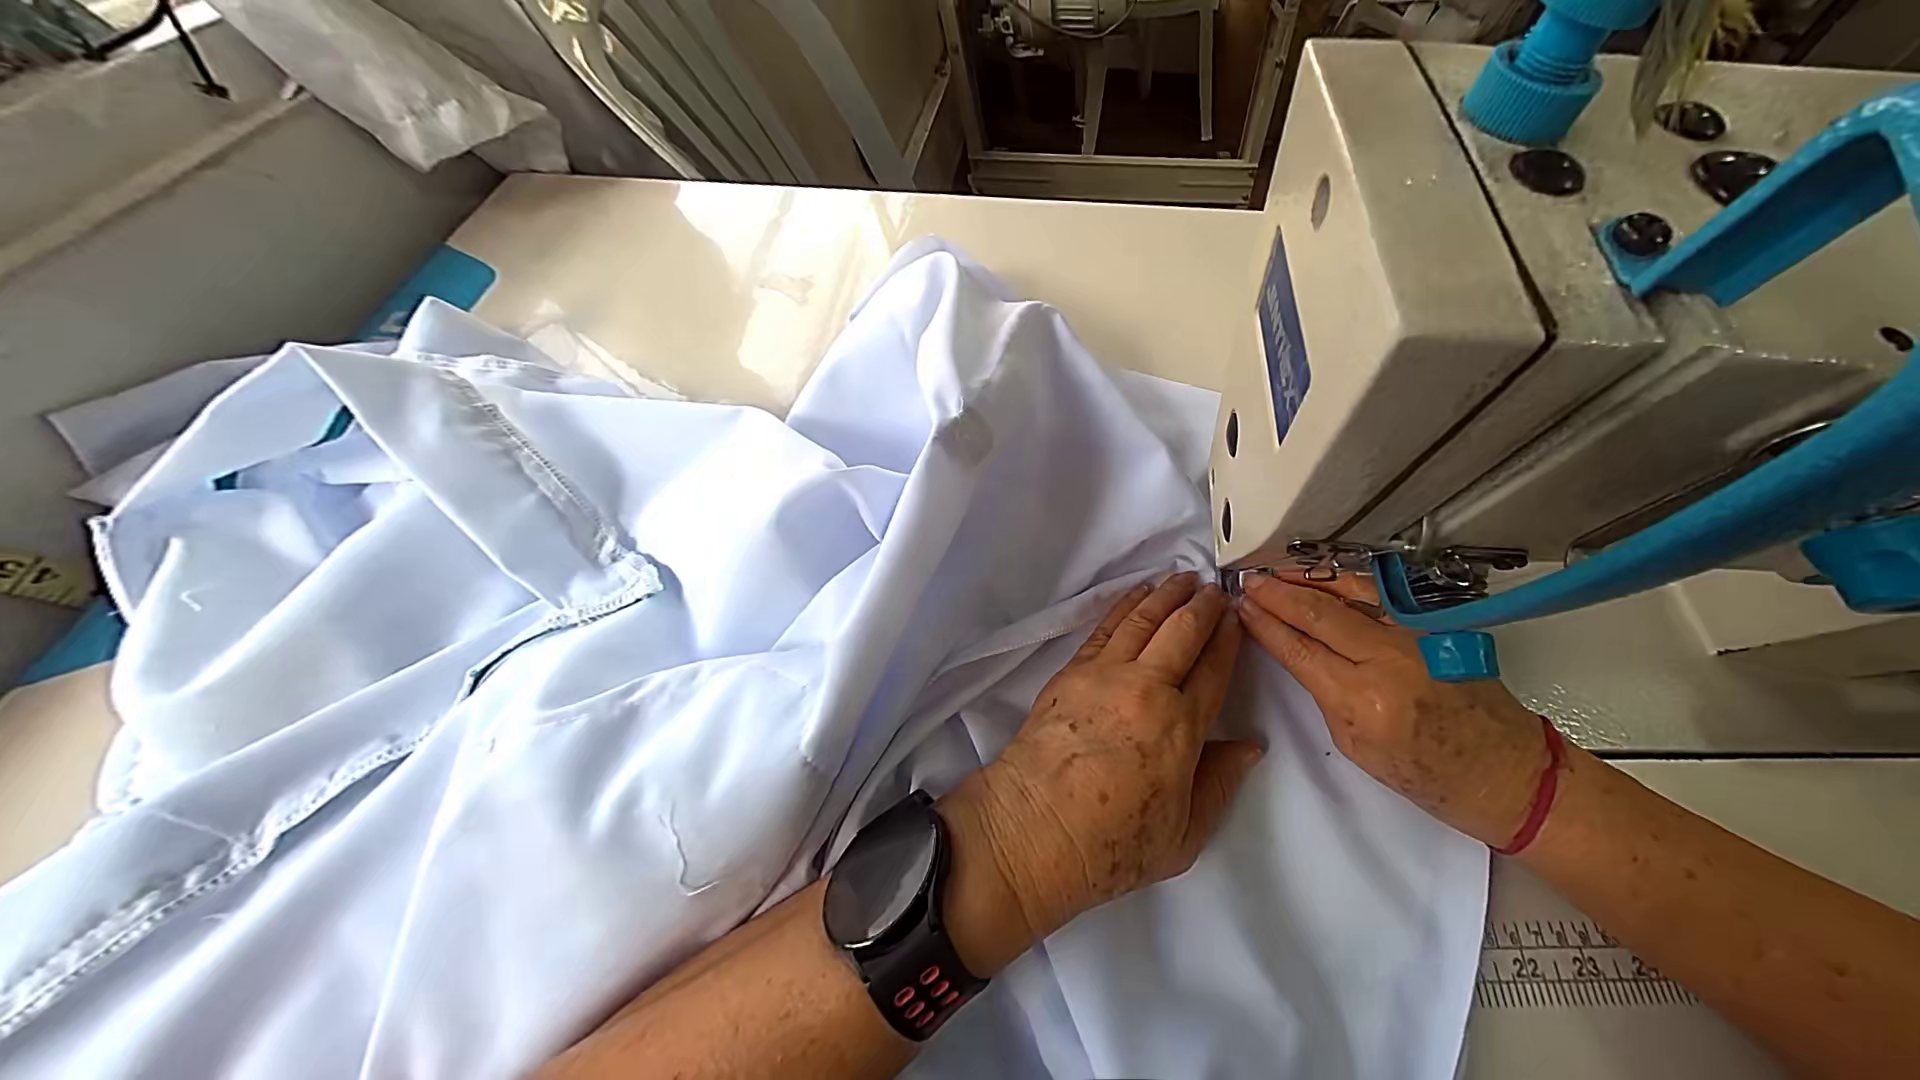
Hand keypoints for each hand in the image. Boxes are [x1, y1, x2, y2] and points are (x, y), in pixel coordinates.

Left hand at [942, 571, 1263, 951]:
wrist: (1033, 829)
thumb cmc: (1111, 844)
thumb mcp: (1184, 836)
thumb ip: (1219, 784)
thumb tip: (1249, 745)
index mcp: (1181, 728)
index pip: (1214, 670)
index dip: (1229, 640)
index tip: (1239, 618)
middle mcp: (1145, 689)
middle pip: (1181, 633)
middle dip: (1203, 607)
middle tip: (1217, 589)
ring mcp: (1103, 675)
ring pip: (1142, 621)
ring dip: (1166, 595)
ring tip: (1183, 578)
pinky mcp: (1070, 672)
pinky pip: (1105, 628)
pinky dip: (1125, 606)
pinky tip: (1138, 595)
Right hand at [1233, 571, 1547, 847]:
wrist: (1507, 772)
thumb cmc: (1427, 774)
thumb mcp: (1354, 744)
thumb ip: (1324, 693)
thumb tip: (1298, 653)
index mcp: (1363, 699)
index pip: (1298, 648)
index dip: (1264, 624)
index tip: (1241, 608)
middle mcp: (1390, 659)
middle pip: (1317, 612)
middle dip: (1276, 593)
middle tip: (1248, 581)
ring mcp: (1417, 636)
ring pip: (1349, 592)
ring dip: (1307, 579)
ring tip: (1276, 572)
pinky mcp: (1436, 627)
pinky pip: (1379, 596)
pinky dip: (1345, 582)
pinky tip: (1323, 578)